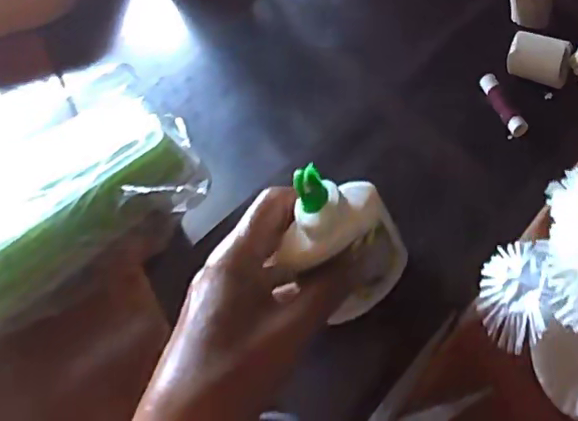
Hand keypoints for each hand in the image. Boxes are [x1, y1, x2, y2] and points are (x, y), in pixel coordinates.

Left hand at [134, 187, 356, 420]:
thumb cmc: (232, 376)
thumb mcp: (289, 333)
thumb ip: (329, 289)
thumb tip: (363, 255)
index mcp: (234, 256)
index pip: (274, 201)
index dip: (309, 201)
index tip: (341, 219)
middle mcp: (222, 263)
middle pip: (270, 225)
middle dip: (309, 230)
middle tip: (344, 245)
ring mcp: (215, 289)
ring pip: (264, 255)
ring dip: (299, 258)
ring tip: (333, 271)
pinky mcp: (214, 314)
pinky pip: (255, 280)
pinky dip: (283, 281)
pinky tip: (305, 303)